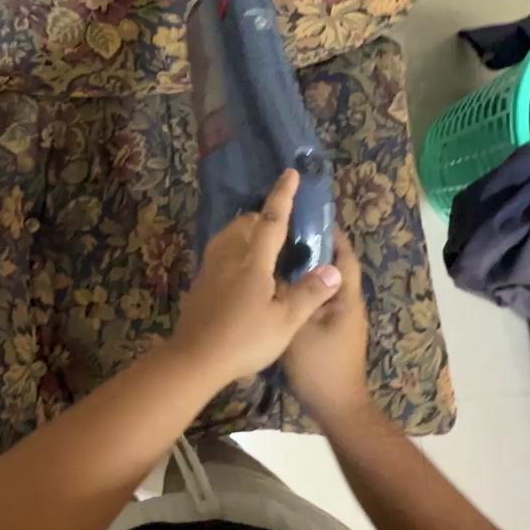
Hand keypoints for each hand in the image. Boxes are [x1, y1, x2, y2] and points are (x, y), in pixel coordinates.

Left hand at [170, 169, 344, 383]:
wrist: (195, 357)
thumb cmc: (244, 339)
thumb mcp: (285, 321)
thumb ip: (309, 293)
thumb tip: (334, 269)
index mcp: (252, 260)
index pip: (272, 219)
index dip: (283, 195)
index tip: (291, 172)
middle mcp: (229, 255)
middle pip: (247, 223)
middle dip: (265, 217)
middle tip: (284, 228)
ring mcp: (210, 267)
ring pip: (230, 234)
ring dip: (247, 230)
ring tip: (264, 245)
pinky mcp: (201, 281)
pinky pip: (220, 250)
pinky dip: (235, 247)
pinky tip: (241, 268)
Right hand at [282, 228, 372, 426]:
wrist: (336, 408)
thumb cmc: (320, 365)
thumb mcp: (298, 326)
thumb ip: (291, 294)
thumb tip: (278, 266)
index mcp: (346, 298)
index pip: (343, 256)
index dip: (331, 233)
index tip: (310, 214)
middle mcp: (348, 304)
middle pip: (334, 267)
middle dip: (314, 247)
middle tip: (286, 232)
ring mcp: (342, 320)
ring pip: (324, 284)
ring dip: (307, 269)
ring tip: (278, 255)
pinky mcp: (331, 332)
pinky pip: (318, 299)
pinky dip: (303, 288)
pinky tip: (281, 288)